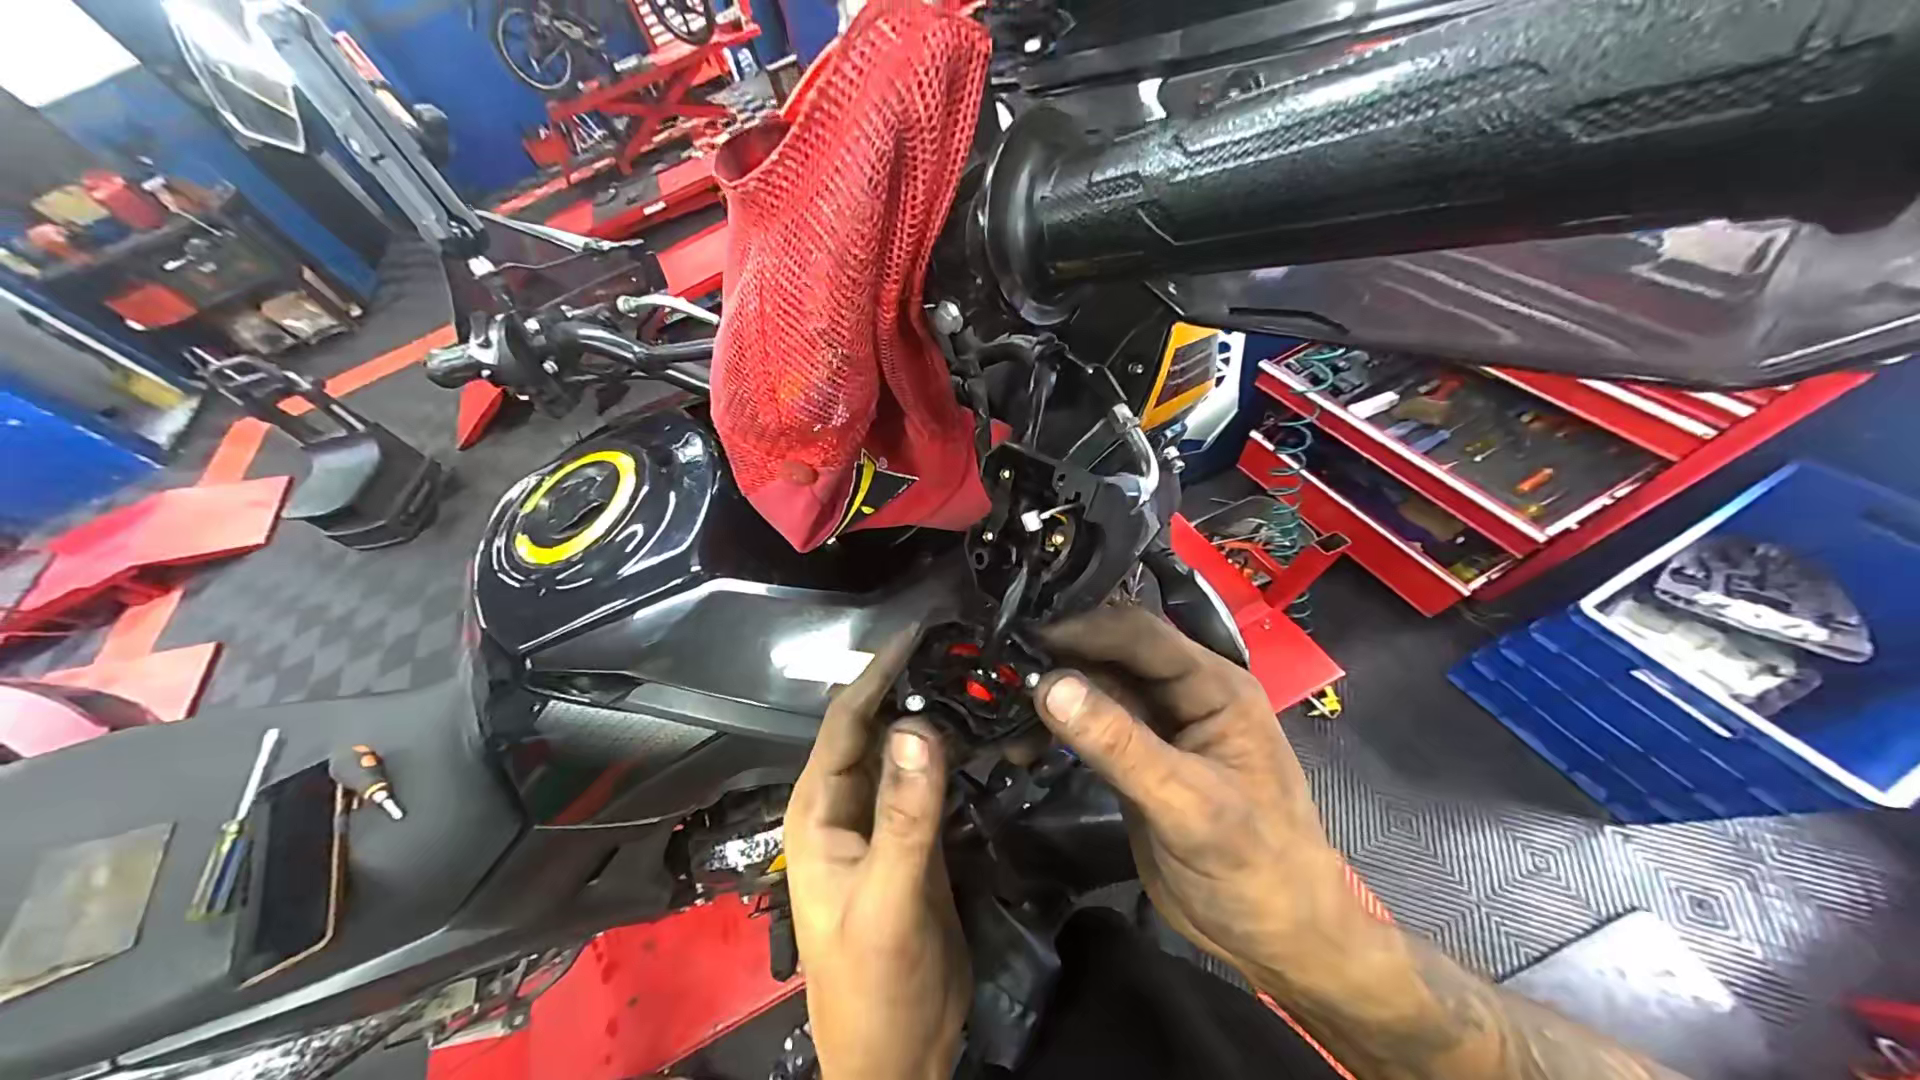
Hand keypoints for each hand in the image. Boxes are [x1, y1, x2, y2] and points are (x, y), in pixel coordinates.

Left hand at [785, 633, 969, 1079]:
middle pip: (879, 728)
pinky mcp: (916, 837)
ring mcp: (884, 819)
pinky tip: (987, 734)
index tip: (921, 633)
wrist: (898, 1053)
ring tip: (981, 678)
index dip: (879, 675)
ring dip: (937, 717)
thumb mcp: (887, 900)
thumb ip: (904, 816)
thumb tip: (920, 728)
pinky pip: (933, 782)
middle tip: (964, 648)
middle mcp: (846, 803)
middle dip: (913, 687)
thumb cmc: (872, 984)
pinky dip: (955, 756)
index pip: (847, 722)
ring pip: (908, 752)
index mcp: (818, 809)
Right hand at [1033, 607, 1368, 982]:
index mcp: (1215, 687)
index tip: (1026, 640)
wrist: (1275, 938)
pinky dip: (1058, 729)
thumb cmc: (1256, 869)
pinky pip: (1091, 725)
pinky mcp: (1137, 757)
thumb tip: (1050, 685)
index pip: (1142, 636)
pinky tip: (1025, 745)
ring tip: (1005, 715)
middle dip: (1062, 660)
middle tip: (1002, 672)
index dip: (1084, 630)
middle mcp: (1186, 694)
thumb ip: (1119, 745)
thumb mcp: (1188, 805)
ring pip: (1097, 688)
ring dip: (1054, 697)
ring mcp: (1160, 725)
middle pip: (1114, 654)